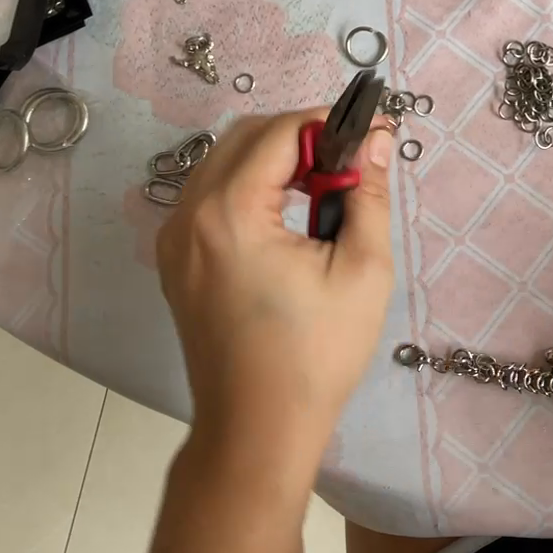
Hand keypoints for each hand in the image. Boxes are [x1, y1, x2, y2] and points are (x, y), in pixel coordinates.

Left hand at [156, 110, 395, 452]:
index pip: (280, 132)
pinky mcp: (175, 261)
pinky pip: (211, 195)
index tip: (372, 134)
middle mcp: (188, 216)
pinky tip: (289, 216)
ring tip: (325, 187)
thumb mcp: (363, 268)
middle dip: (302, 136)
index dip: (330, 123)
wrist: (259, 428)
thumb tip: (378, 139)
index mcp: (231, 214)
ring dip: (276, 159)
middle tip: (350, 161)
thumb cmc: (318, 351)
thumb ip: (369, 193)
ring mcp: (173, 240)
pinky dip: (251, 186)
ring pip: (223, 162)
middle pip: (245, 137)